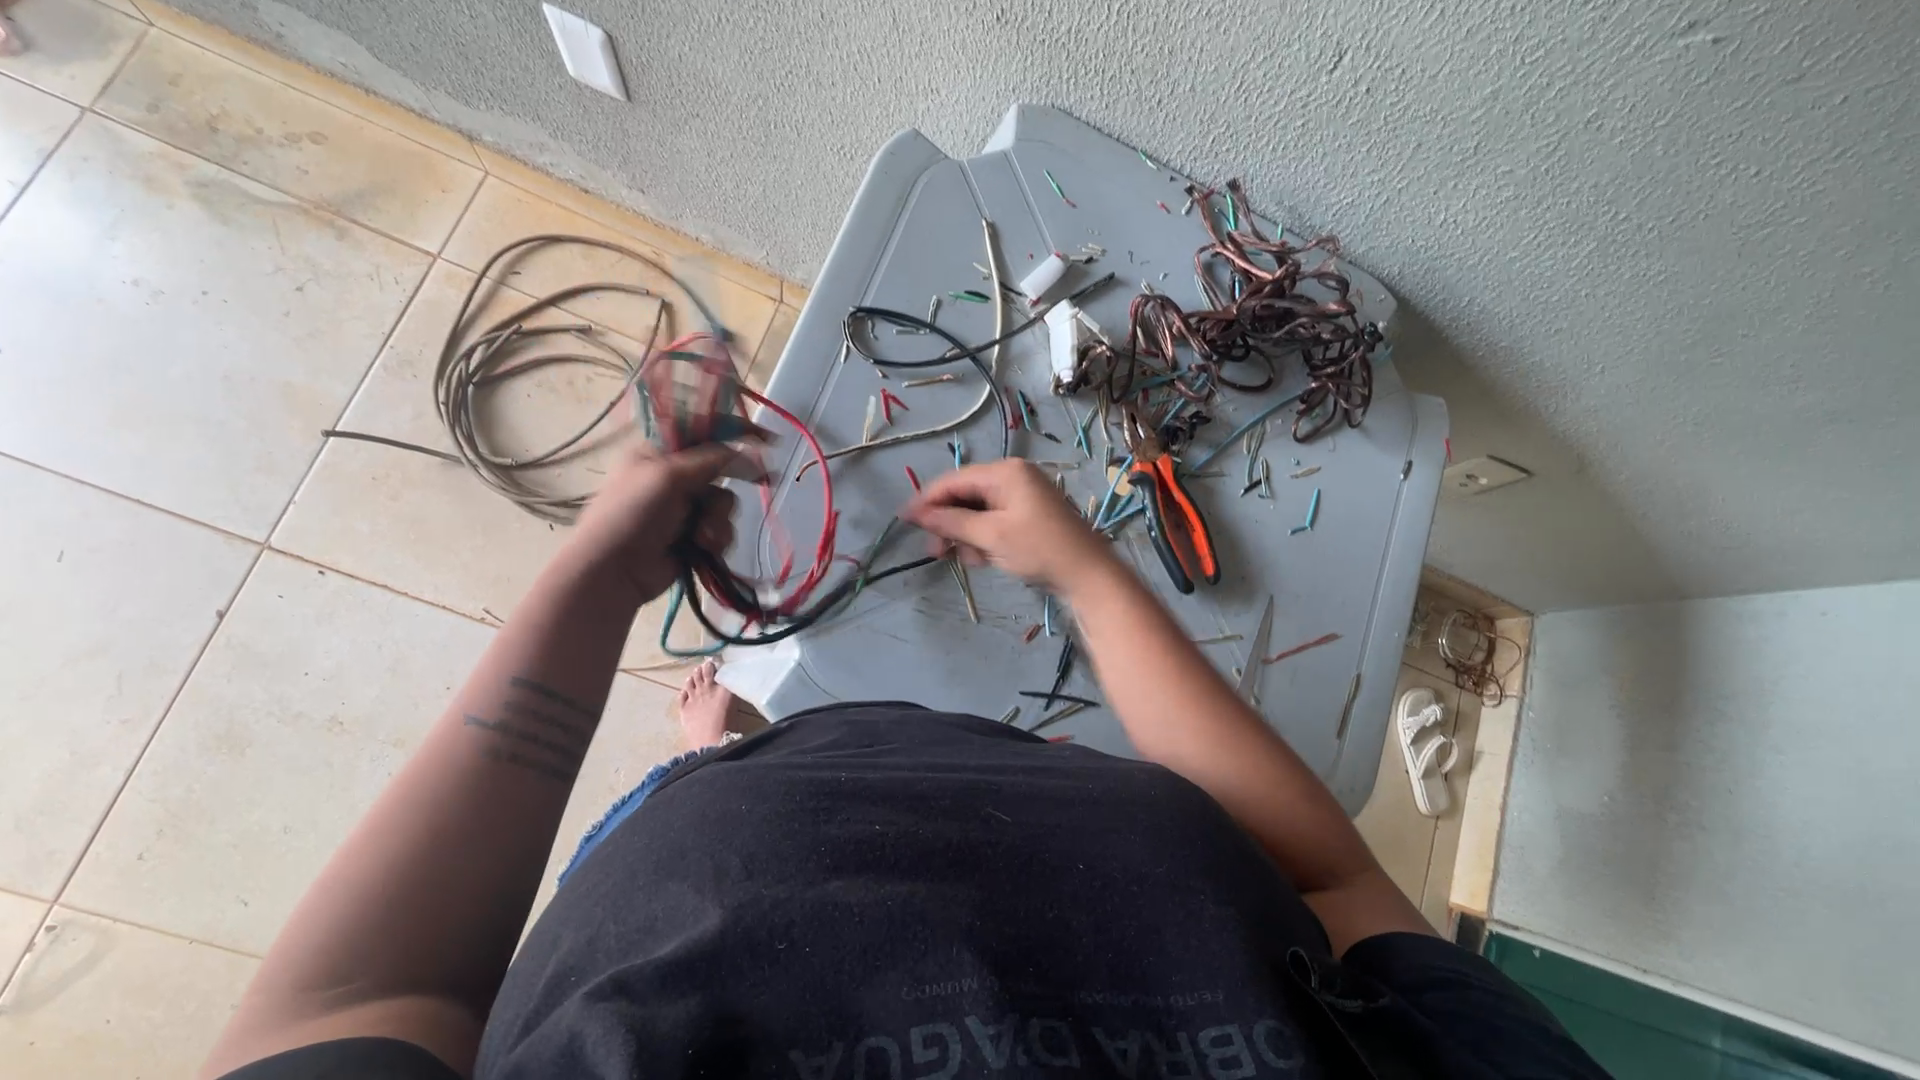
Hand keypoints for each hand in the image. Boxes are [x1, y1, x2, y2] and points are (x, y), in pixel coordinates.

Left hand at [565, 439, 747, 605]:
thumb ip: (710, 458)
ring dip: (719, 518)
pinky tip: (704, 547)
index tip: (766, 437)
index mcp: (659, 452)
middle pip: (721, 467)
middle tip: (765, 478)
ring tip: (703, 535)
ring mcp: (684, 508)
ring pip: (725, 501)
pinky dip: (717, 537)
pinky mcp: (693, 536)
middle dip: (736, 478)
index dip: (734, 430)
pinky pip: (721, 528)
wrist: (613, 571)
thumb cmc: (631, 513)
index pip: (703, 430)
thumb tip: (748, 449)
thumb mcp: (668, 475)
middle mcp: (673, 476)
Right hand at [901, 459, 1115, 590]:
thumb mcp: (991, 536)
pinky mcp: (1026, 515)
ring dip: (966, 536)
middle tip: (936, 553)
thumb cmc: (1039, 550)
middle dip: (949, 524)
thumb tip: (916, 513)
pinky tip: (986, 559)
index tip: (904, 522)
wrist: (1088, 574)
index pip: (953, 480)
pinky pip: (992, 521)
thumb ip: (951, 522)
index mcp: (1005, 472)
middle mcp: (1012, 476)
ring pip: (976, 511)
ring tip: (973, 560)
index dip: (926, 501)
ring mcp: (1021, 495)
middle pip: (963, 495)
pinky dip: (983, 539)